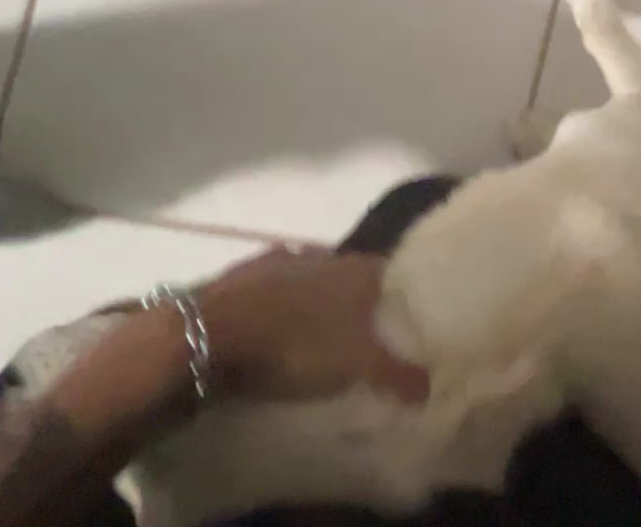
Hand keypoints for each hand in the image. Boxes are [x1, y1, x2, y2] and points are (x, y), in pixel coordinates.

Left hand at [196, 247, 429, 402]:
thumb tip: (431, 386)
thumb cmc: (296, 343)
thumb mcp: (356, 365)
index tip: (410, 315)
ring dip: (318, 297)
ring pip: (314, 277)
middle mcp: (329, 254)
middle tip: (366, 329)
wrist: (208, 332)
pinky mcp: (245, 270)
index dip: (405, 293)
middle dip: (361, 298)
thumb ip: (397, 373)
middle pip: (355, 274)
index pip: (397, 272)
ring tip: (320, 330)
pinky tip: (276, 325)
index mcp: (361, 268)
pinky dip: (281, 301)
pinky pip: (276, 285)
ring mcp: (284, 258)